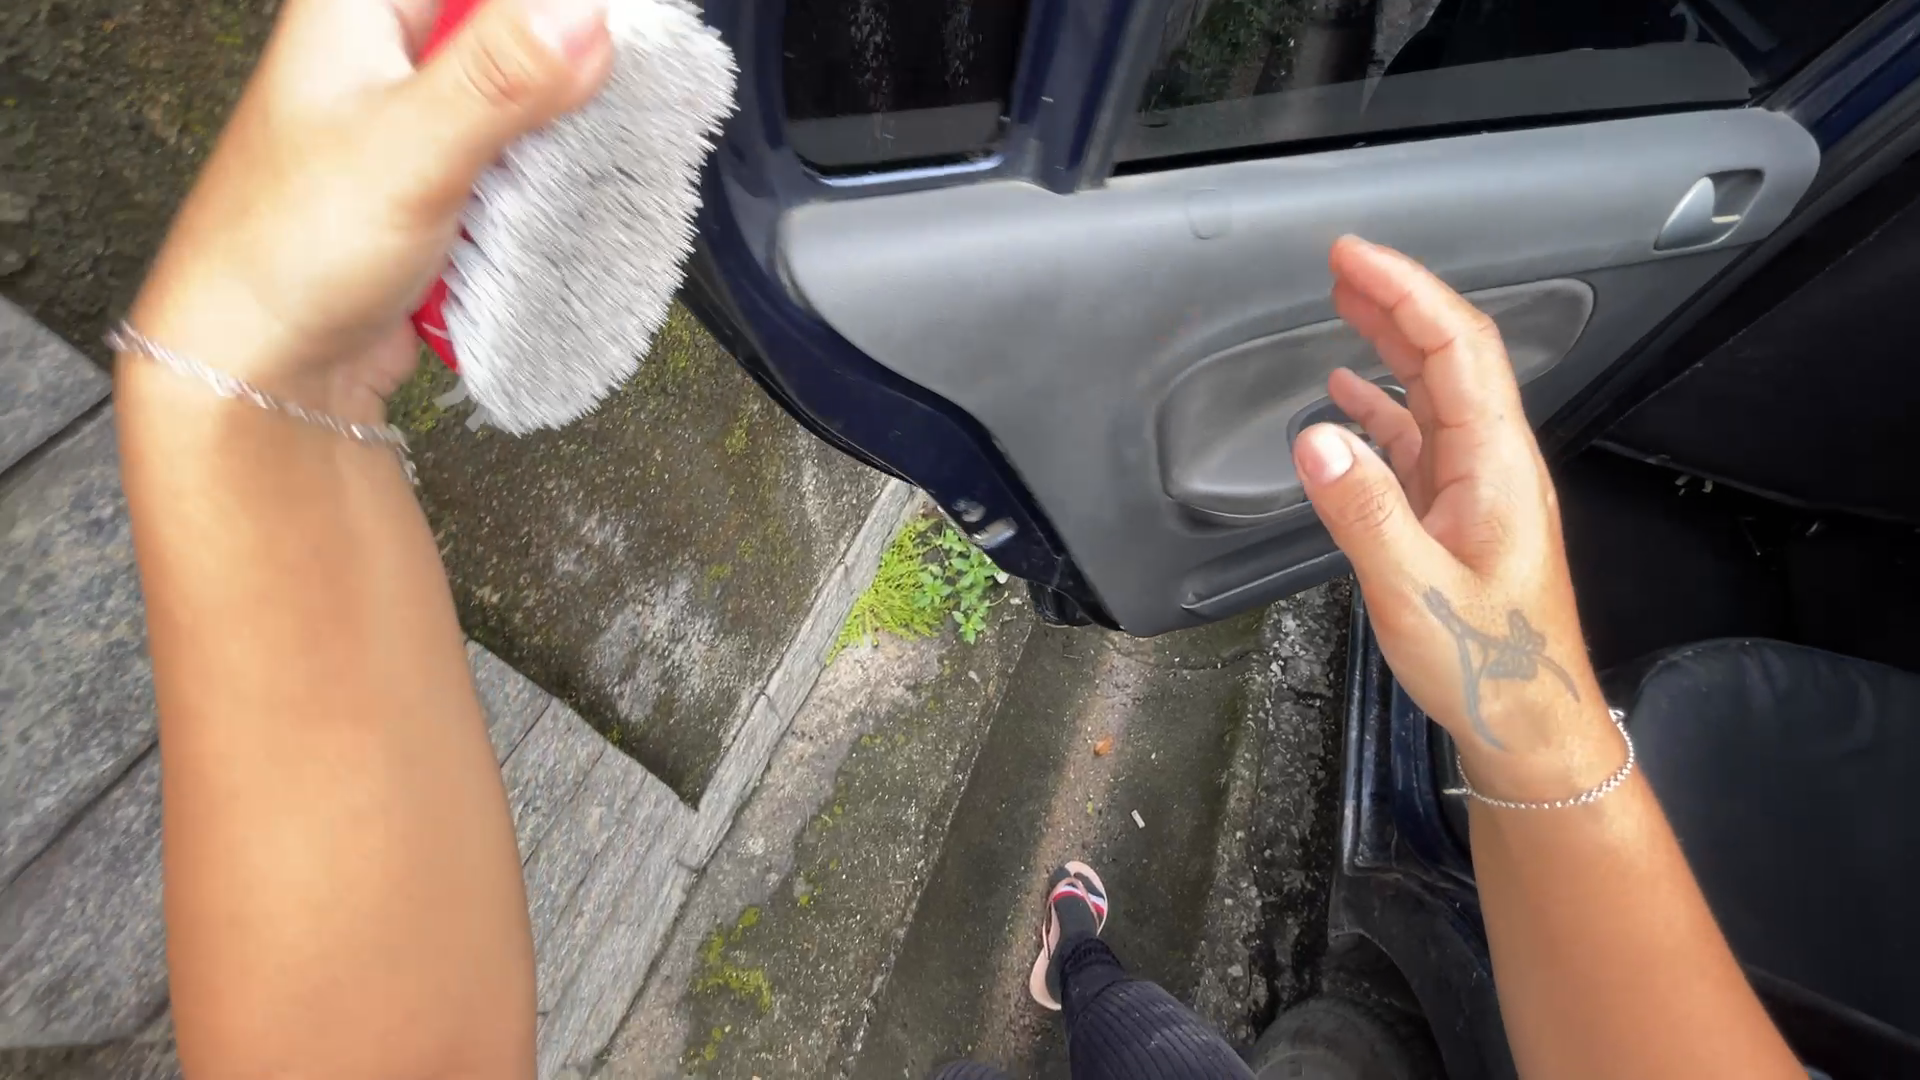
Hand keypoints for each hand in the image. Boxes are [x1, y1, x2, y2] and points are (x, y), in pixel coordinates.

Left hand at [126, 0, 614, 424]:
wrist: (278, 352)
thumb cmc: (299, 247)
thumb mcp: (409, 150)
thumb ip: (499, 81)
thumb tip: (588, 19)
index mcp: (363, 11)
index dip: (563, 15)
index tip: (626, 53)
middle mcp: (396, 57)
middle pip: (515, 35)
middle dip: (575, 75)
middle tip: (623, 114)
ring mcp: (425, 122)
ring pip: (525, 98)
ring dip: (568, 133)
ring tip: (600, 164)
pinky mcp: (449, 179)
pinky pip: (520, 157)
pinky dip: (552, 176)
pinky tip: (569, 198)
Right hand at [1293, 237, 1618, 798]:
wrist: (1525, 715)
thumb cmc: (1482, 660)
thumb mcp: (1414, 589)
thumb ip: (1364, 512)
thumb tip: (1314, 437)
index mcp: (1493, 464)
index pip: (1454, 351)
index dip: (1406, 294)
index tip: (1352, 259)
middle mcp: (1488, 460)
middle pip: (1448, 356)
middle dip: (1396, 300)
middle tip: (1340, 266)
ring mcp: (1468, 483)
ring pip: (1429, 391)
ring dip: (1388, 342)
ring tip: (1343, 307)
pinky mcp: (1447, 508)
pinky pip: (1412, 437)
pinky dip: (1378, 403)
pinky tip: (1348, 394)